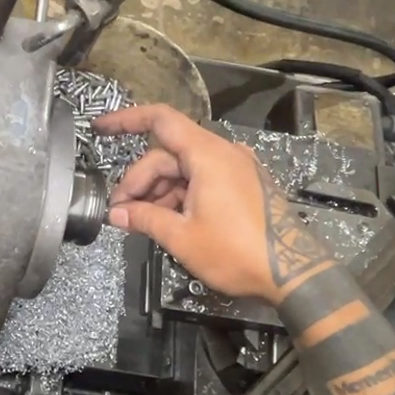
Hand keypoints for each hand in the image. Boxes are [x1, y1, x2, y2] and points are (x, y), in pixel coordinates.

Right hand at [96, 104, 329, 303]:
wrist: (294, 274)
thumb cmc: (237, 252)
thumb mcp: (181, 237)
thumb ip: (144, 219)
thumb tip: (115, 214)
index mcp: (208, 155)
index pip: (160, 120)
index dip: (126, 120)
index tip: (100, 127)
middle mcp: (223, 154)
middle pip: (167, 155)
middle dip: (139, 181)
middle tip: (120, 212)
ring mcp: (235, 169)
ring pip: (183, 170)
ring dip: (158, 193)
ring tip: (141, 222)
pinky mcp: (243, 186)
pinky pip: (201, 180)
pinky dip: (179, 196)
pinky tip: (166, 221)